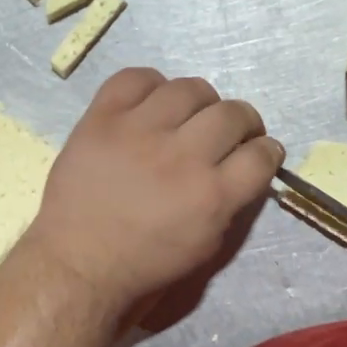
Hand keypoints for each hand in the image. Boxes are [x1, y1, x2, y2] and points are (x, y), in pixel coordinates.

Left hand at [15, 68, 284, 317]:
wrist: (79, 265)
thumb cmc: (144, 268)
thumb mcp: (204, 248)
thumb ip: (228, 206)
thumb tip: (239, 173)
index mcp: (212, 197)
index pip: (261, 154)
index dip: (267, 152)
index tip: (260, 153)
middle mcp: (182, 157)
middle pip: (232, 114)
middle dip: (243, 123)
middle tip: (231, 134)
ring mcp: (140, 132)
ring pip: (190, 88)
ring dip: (201, 102)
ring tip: (190, 117)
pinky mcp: (102, 118)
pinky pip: (137, 78)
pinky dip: (152, 86)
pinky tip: (152, 105)